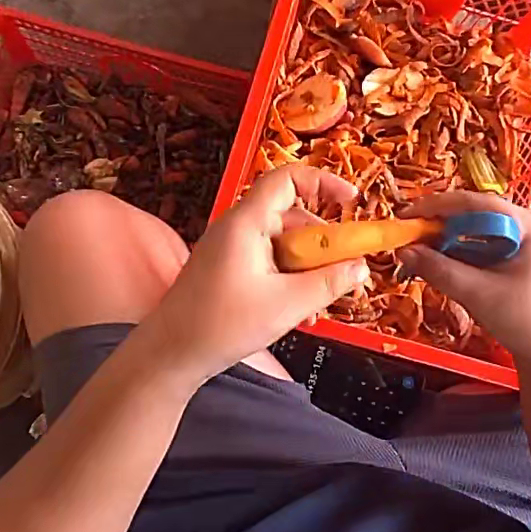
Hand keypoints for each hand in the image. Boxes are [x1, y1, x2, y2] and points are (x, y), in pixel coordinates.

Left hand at [138, 165, 371, 385]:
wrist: (170, 353)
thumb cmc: (219, 326)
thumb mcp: (287, 305)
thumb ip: (329, 283)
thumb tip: (360, 267)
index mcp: (247, 223)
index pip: (288, 179)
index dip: (324, 182)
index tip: (352, 201)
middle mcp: (238, 227)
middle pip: (292, 216)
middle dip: (322, 243)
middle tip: (345, 269)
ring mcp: (231, 247)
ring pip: (283, 243)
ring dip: (307, 267)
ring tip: (319, 302)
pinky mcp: (229, 266)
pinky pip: (269, 260)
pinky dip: (288, 277)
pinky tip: (299, 309)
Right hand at [396, 192, 530, 362]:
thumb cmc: (527, 321)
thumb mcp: (479, 294)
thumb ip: (440, 270)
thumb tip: (403, 251)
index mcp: (525, 225)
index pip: (474, 203)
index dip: (437, 206)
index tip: (406, 215)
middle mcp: (521, 225)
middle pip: (470, 213)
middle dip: (436, 223)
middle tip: (405, 233)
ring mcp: (514, 241)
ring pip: (468, 230)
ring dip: (441, 239)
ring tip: (412, 248)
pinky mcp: (506, 258)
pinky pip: (472, 246)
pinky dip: (451, 252)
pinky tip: (431, 261)